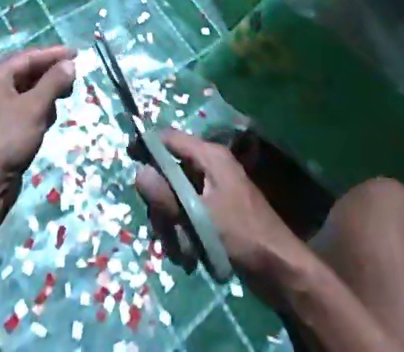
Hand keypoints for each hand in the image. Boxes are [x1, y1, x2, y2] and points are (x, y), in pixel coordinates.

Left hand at [0, 46, 76, 203]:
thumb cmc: (8, 138)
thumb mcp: (36, 106)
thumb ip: (54, 80)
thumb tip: (69, 64)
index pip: (29, 57)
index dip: (54, 54)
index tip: (78, 54)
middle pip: (27, 72)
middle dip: (51, 75)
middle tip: (73, 80)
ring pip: (26, 91)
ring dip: (45, 94)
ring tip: (62, 100)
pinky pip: (22, 108)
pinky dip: (37, 109)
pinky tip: (46, 120)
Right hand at [134, 129, 301, 284]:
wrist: (276, 265)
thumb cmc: (240, 234)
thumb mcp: (199, 216)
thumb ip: (167, 196)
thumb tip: (139, 172)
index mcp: (210, 157)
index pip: (171, 138)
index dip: (148, 145)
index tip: (128, 159)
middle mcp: (211, 167)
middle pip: (170, 174)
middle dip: (162, 205)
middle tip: (164, 231)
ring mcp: (214, 189)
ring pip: (177, 199)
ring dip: (173, 226)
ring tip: (182, 252)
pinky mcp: (216, 211)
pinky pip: (188, 215)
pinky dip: (184, 234)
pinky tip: (190, 256)